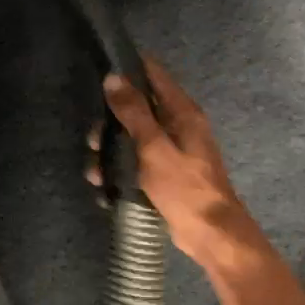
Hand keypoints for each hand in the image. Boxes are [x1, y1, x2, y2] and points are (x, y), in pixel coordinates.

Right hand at [94, 57, 270, 270]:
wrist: (212, 237)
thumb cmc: (185, 188)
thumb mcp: (154, 147)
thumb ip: (134, 112)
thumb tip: (112, 77)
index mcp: (183, 112)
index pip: (154, 74)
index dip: (128, 67)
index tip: (99, 69)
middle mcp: (178, 125)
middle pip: (138, 107)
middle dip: (111, 119)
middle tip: (92, 137)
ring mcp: (172, 150)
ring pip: (133, 136)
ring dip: (111, 149)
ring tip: (94, 170)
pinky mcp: (165, 173)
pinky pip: (136, 160)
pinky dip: (119, 168)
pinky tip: (104, 184)